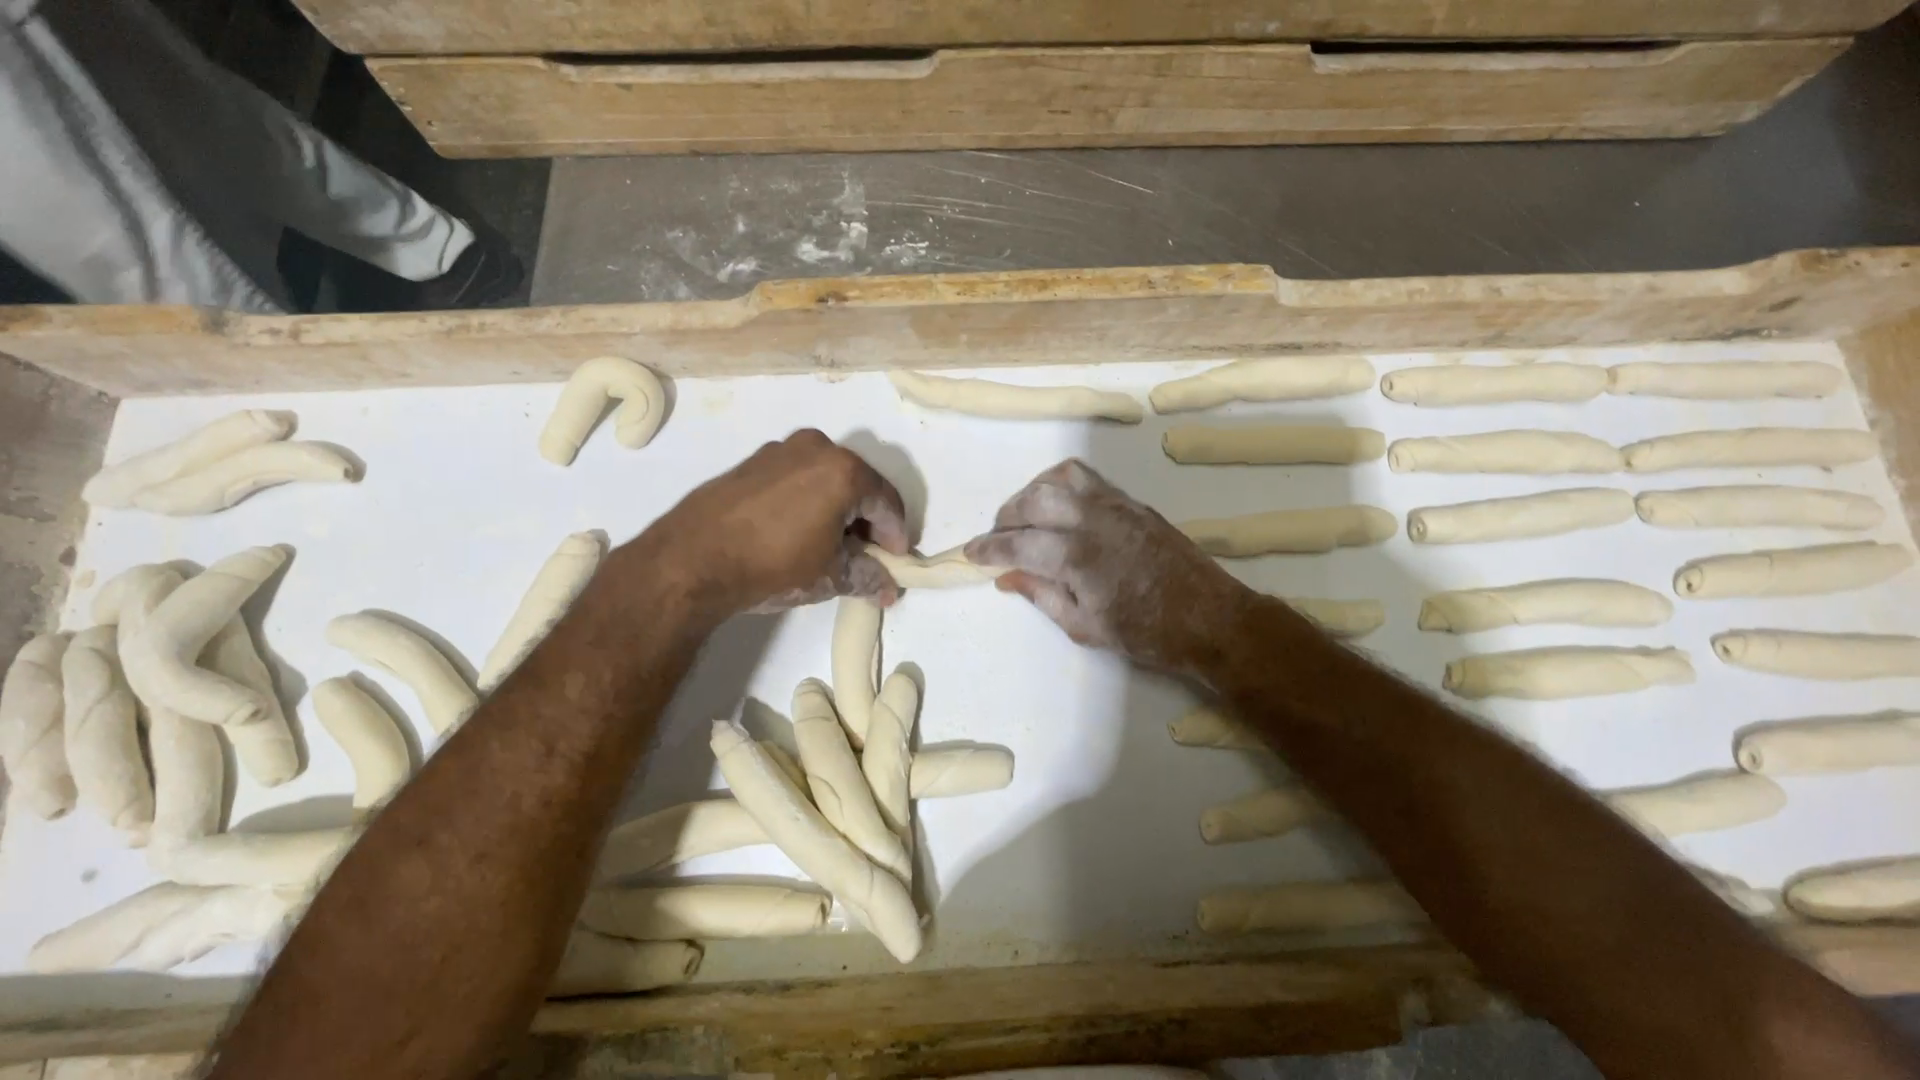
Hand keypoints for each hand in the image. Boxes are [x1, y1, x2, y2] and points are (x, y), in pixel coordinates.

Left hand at [640, 430, 909, 615]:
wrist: (692, 560)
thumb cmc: (774, 565)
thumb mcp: (830, 577)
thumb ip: (867, 577)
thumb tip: (888, 589)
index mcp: (845, 471)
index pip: (887, 503)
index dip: (897, 535)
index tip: (896, 560)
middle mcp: (817, 448)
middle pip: (859, 484)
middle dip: (866, 520)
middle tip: (865, 554)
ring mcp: (781, 450)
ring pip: (826, 478)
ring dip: (836, 508)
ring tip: (829, 545)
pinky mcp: (752, 461)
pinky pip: (797, 478)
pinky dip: (808, 500)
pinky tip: (796, 531)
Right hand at [964, 459, 1256, 673]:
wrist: (1209, 618)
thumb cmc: (1145, 634)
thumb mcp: (1084, 627)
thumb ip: (1041, 595)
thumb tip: (1007, 576)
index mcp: (1076, 557)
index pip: (1017, 542)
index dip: (988, 547)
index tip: (970, 553)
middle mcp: (1092, 520)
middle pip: (1033, 500)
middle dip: (1007, 516)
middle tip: (997, 537)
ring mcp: (1115, 506)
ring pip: (1060, 478)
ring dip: (1032, 492)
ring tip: (1025, 515)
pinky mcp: (1132, 503)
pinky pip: (1088, 478)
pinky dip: (1062, 484)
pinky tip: (1058, 506)